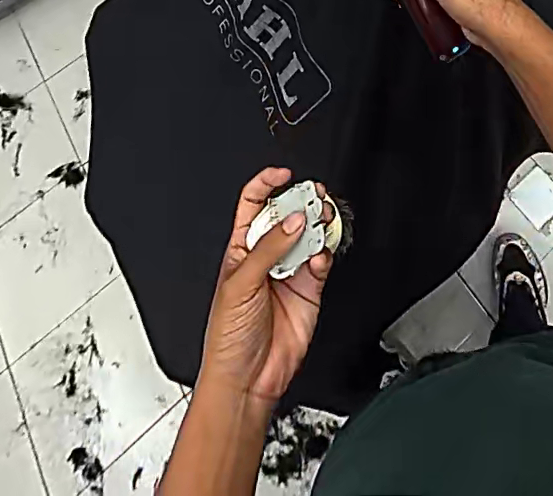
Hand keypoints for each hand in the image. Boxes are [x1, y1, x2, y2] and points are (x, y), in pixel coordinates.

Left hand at [198, 167, 333, 407]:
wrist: (247, 379)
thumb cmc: (228, 338)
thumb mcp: (239, 286)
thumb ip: (268, 249)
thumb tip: (292, 221)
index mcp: (242, 249)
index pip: (254, 205)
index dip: (267, 184)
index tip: (283, 173)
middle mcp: (268, 255)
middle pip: (288, 215)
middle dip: (302, 201)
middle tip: (313, 196)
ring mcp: (290, 269)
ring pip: (309, 233)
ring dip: (318, 223)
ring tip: (322, 220)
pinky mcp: (310, 285)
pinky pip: (322, 259)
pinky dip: (324, 253)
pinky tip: (318, 257)